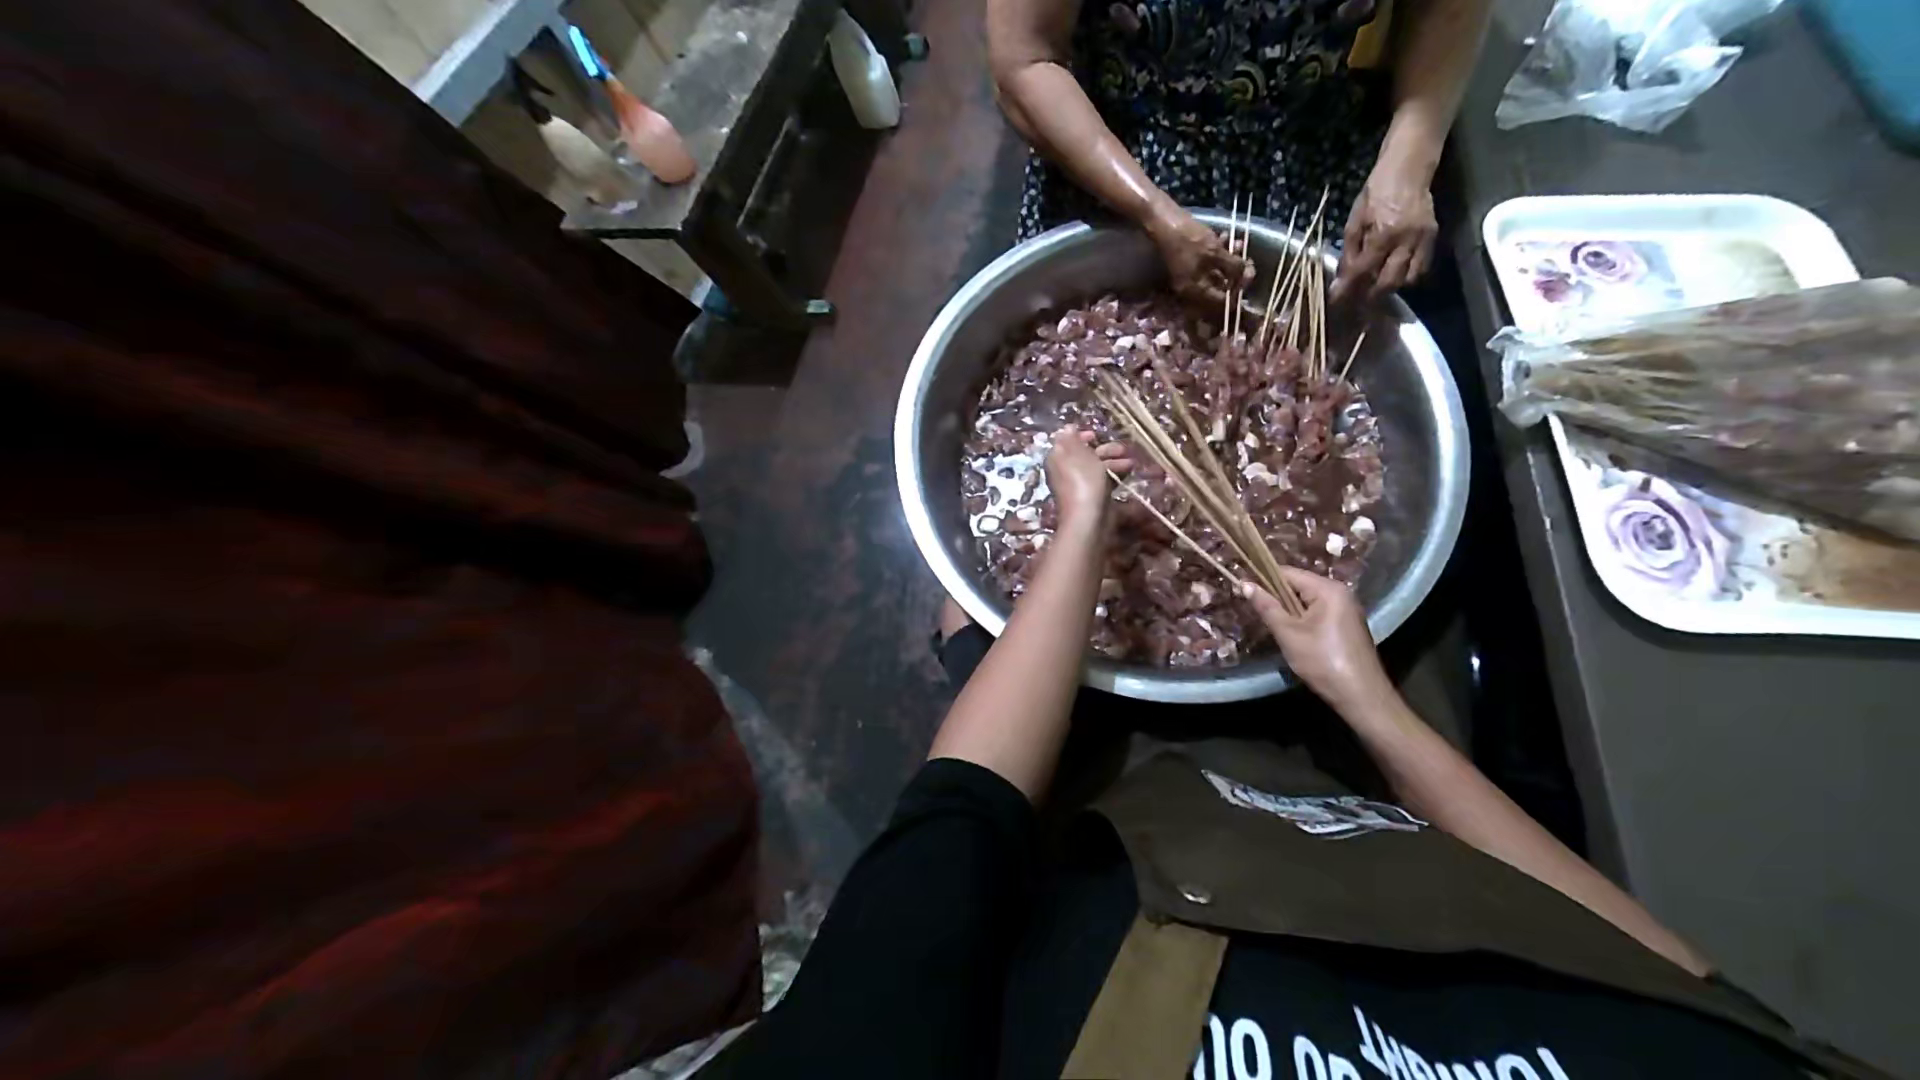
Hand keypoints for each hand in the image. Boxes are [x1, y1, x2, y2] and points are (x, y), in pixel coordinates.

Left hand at [1045, 426, 1131, 531]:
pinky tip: (1128, 473)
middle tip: (1122, 449)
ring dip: (1114, 462)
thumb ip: (1072, 438)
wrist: (1087, 518)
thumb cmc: (1082, 480)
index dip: (1082, 436)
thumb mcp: (1078, 453)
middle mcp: (1064, 470)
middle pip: (1085, 454)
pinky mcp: (1090, 496)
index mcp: (1057, 457)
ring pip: (1096, 467)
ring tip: (1131, 463)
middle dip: (1104, 449)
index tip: (1096, 436)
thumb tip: (1066, 428)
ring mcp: (1078, 484)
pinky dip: (1114, 475)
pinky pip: (1102, 480)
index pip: (1066, 441)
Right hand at [1144, 204, 1249, 313]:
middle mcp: (1192, 290)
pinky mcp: (1188, 265)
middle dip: (1235, 274)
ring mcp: (1189, 278)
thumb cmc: (1189, 240)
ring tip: (1238, 244)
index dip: (1237, 291)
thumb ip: (1233, 268)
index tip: (1249, 276)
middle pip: (1218, 290)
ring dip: (1229, 261)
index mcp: (1196, 292)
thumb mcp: (1216, 253)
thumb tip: (1247, 278)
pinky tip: (1225, 239)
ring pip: (1215, 275)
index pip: (1221, 303)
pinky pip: (1207, 265)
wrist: (1165, 223)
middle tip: (1247, 260)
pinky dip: (1218, 255)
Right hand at [1243, 567, 1390, 710]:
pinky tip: (1291, 633)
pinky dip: (1301, 618)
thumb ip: (1267, 606)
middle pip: (1298, 585)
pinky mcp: (1346, 623)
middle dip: (1276, 596)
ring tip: (1270, 622)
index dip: (1264, 579)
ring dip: (1287, 609)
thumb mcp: (1288, 633)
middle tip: (1255, 610)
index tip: (1243, 590)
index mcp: (1328, 589)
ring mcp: (1345, 608)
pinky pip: (1317, 611)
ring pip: (1306, 600)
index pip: (1288, 573)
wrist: (1360, 695)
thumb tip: (1245, 584)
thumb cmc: (1322, 661)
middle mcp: (1340, 592)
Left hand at [1330, 166, 1435, 304]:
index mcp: (1383, 234)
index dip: (1348, 289)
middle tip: (1358, 299)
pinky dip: (1408, 275)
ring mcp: (1423, 238)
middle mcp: (1406, 240)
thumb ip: (1350, 252)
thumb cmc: (1376, 191)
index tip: (1337, 301)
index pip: (1363, 271)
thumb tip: (1341, 279)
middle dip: (1371, 295)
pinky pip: (1423, 266)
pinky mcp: (1433, 235)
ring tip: (1376, 287)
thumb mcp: (1355, 221)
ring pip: (1409, 278)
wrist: (1409, 167)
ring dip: (1391, 287)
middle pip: (1389, 282)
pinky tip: (1395, 274)